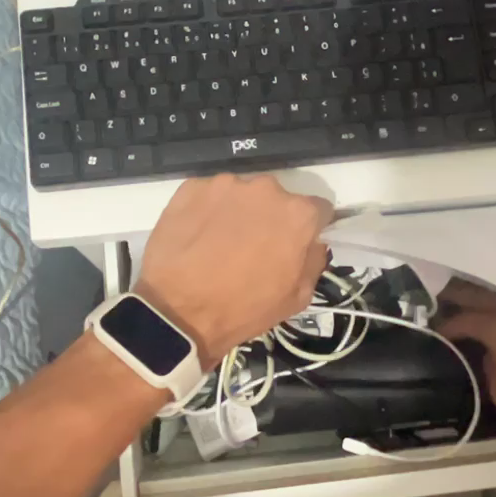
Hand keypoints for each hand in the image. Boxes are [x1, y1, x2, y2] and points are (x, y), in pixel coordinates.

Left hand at [134, 175, 333, 367]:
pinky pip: (208, 196)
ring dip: (237, 213)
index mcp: (298, 214)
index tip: (294, 245)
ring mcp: (225, 185)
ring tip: (219, 245)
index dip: (308, 229)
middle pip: (276, 199)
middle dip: (270, 219)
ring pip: (241, 195)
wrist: (178, 311)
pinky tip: (197, 238)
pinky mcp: (191, 187)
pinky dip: (207, 212)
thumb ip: (313, 260)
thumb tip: (312, 242)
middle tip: (253, 248)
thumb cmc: (244, 309)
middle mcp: (266, 188)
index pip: (317, 210)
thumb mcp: (297, 297)